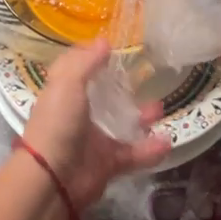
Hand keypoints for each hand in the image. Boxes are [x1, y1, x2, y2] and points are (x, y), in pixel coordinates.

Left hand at [21, 39, 171, 207]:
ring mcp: (93, 140)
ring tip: (161, 108)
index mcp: (63, 93)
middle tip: (145, 77)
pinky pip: (133, 154)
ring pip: (121, 125)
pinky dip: (150, 149)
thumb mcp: (67, 84)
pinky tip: (167, 141)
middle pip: (103, 97)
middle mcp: (78, 114)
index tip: (114, 46)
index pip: (77, 70)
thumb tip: (104, 41)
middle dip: (123, 88)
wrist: (53, 178)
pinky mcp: (108, 163)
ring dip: (142, 117)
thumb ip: (87, 62)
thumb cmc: (57, 123)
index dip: (92, 57)